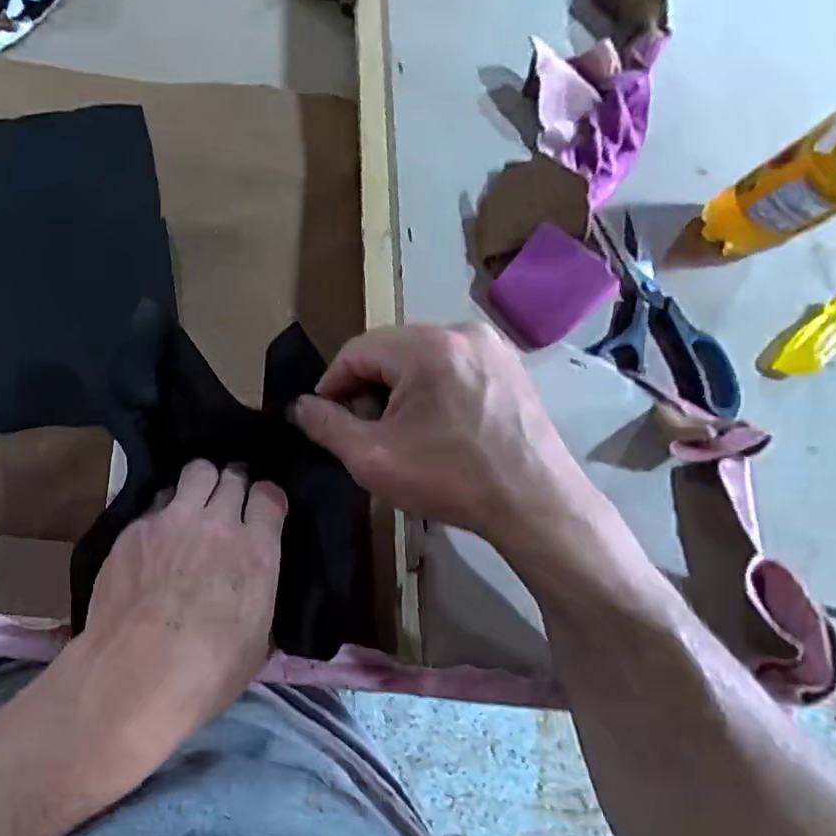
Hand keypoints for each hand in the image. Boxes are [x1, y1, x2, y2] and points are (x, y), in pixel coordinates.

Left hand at [81, 460, 287, 722]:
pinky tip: (155, 541)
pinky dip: (163, 514)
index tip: (261, 510)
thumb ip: (261, 594)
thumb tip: (257, 585)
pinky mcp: (133, 529)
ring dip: (199, 485)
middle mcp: (217, 524)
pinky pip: (155, 503)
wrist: (136, 677)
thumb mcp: (259, 638)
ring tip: (192, 508)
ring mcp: (171, 520)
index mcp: (256, 551)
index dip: (266, 499)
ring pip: (194, 472)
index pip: (269, 494)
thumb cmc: (210, 671)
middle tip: (226, 504)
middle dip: (233, 484)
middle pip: (231, 475)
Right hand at [291, 323, 591, 541]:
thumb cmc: (450, 480)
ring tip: (399, 432)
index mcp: (428, 346)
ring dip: (399, 389)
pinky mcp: (511, 366)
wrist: (536, 504)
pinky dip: (433, 389)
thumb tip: (298, 406)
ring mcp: (493, 347)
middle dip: (368, 387)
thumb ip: (326, 426)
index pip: (357, 350)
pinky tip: (436, 427)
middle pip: (391, 350)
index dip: (332, 385)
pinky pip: (453, 366)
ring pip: (422, 358)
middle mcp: (463, 331)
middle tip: (364, 431)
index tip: (326, 419)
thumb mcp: (372, 458)